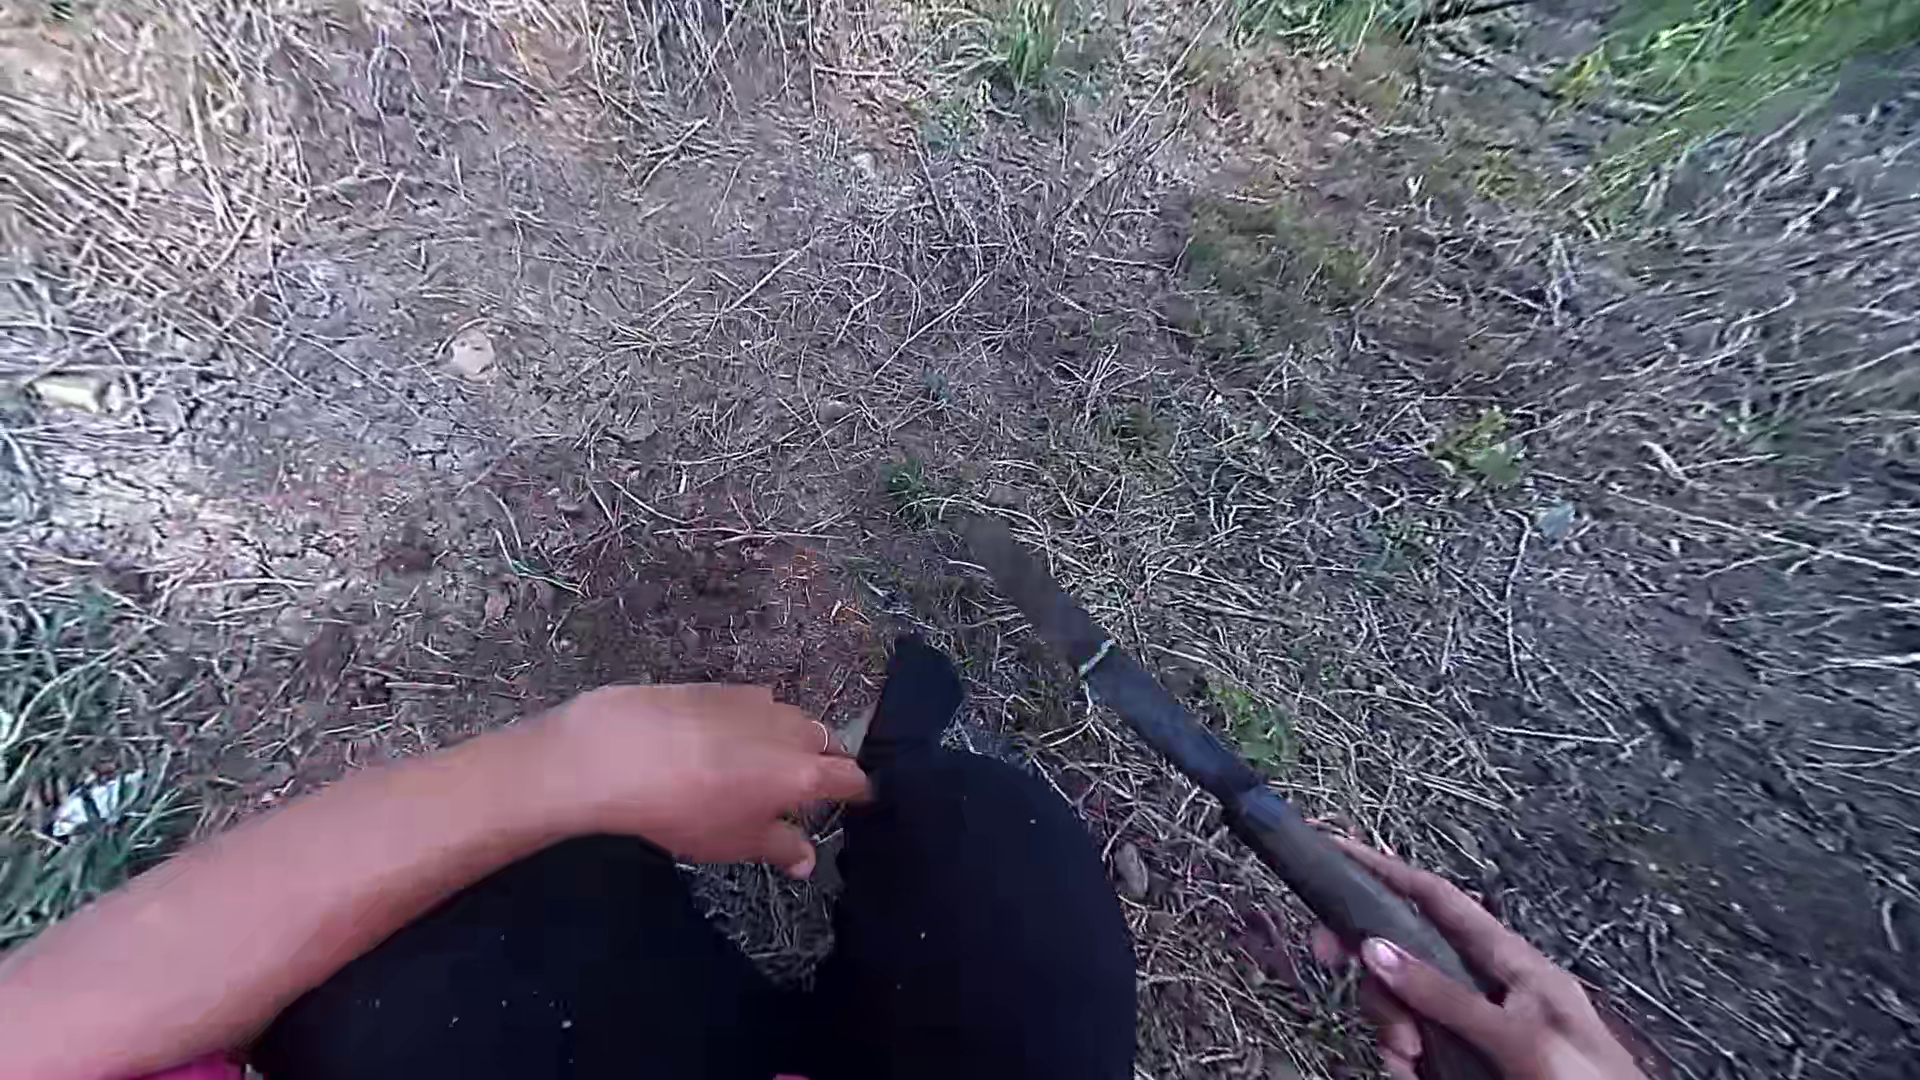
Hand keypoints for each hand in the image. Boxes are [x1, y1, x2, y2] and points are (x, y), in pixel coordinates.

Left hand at [517, 684, 868, 877]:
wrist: (627, 751)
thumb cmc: (687, 809)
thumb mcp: (736, 842)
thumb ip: (782, 848)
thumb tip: (807, 860)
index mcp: (805, 773)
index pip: (852, 778)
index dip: (860, 789)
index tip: (860, 797)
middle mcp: (796, 732)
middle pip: (828, 744)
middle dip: (826, 763)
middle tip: (807, 785)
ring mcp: (766, 704)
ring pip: (795, 723)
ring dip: (792, 741)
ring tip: (763, 762)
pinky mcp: (735, 688)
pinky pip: (762, 706)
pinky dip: (759, 722)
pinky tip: (727, 737)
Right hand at [1311, 837, 1648, 1079]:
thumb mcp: (1527, 1046)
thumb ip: (1447, 996)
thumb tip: (1371, 948)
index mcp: (1514, 965)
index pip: (1435, 896)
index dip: (1384, 867)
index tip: (1332, 848)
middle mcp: (1489, 987)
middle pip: (1405, 945)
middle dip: (1368, 957)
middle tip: (1325, 957)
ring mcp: (1479, 1027)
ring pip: (1402, 994)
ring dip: (1386, 1018)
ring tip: (1403, 1058)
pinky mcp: (1469, 1063)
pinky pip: (1412, 1038)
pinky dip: (1398, 1053)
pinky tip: (1406, 1071)